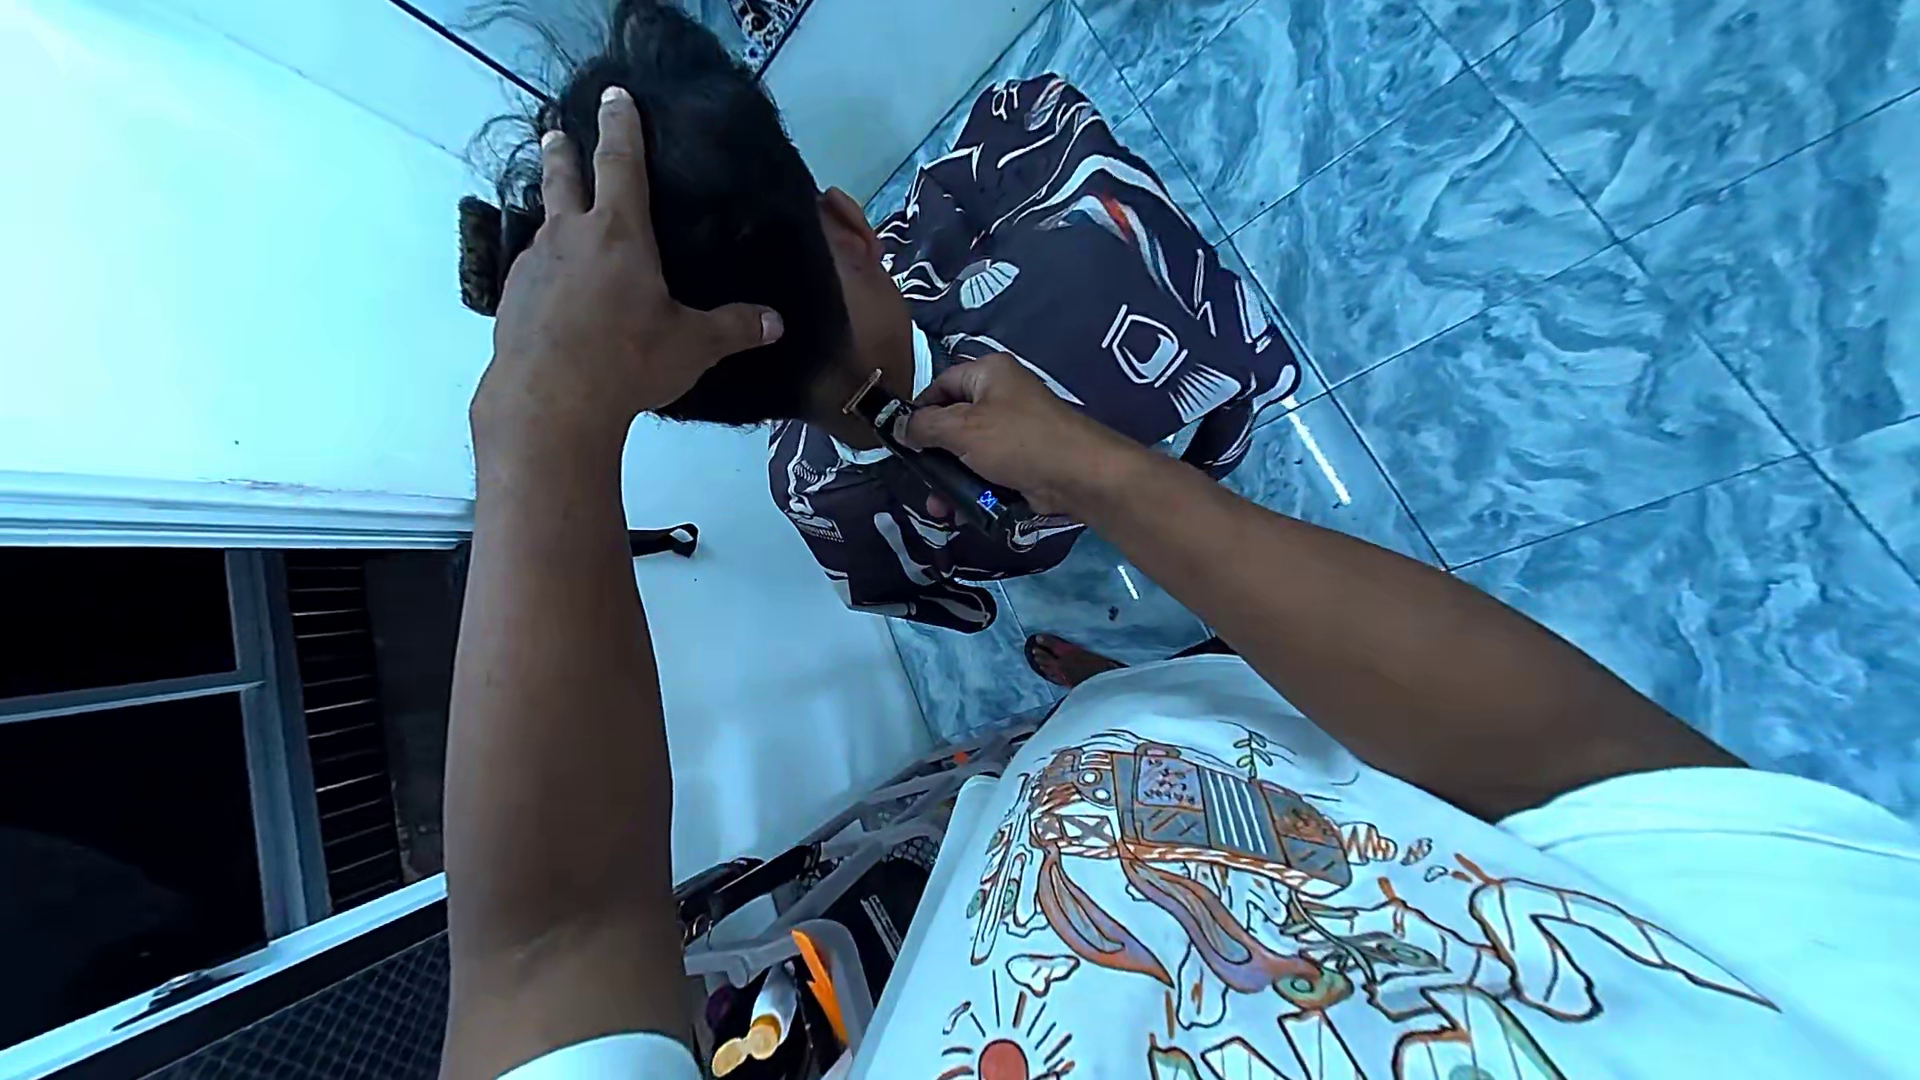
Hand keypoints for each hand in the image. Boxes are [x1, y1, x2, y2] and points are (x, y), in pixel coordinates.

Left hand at [473, 86, 783, 451]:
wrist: (552, 398)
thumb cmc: (630, 359)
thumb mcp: (694, 345)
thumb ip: (735, 329)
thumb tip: (776, 322)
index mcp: (620, 235)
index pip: (620, 165)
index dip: (622, 128)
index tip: (616, 96)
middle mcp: (571, 238)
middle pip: (565, 180)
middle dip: (566, 153)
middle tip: (558, 134)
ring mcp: (535, 266)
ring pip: (544, 224)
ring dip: (552, 210)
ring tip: (560, 215)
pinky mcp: (513, 298)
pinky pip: (534, 269)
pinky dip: (547, 266)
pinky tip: (557, 289)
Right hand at [905, 353, 1136, 515]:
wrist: (1077, 475)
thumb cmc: (1017, 441)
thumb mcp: (963, 429)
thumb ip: (924, 426)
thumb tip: (897, 426)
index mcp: (987, 373)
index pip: (940, 384)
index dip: (919, 411)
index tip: (903, 440)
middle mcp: (1000, 396)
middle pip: (953, 423)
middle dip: (934, 457)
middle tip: (921, 481)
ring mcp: (1013, 430)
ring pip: (968, 453)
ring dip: (950, 480)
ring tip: (939, 509)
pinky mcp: (1022, 460)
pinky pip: (987, 471)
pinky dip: (973, 489)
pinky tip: (961, 512)